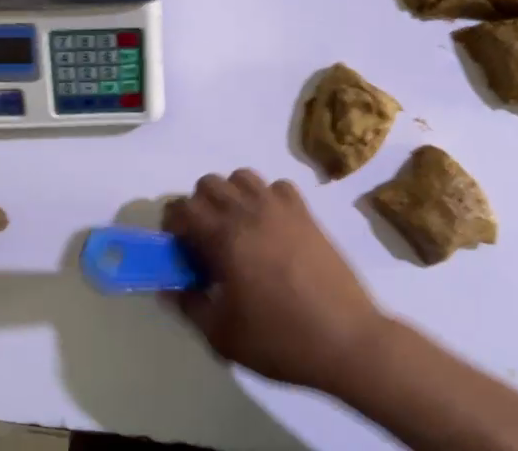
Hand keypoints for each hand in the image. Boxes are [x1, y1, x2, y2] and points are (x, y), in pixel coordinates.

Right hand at [164, 169, 386, 395]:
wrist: (347, 340)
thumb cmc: (280, 339)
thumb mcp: (223, 335)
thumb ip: (190, 306)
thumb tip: (169, 289)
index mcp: (224, 237)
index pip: (182, 208)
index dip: (172, 224)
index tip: (176, 247)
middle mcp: (249, 211)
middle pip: (209, 184)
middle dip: (198, 206)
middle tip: (204, 241)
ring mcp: (281, 208)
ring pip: (242, 177)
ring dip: (231, 196)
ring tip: (236, 229)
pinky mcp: (307, 214)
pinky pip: (277, 187)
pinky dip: (266, 198)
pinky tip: (270, 227)